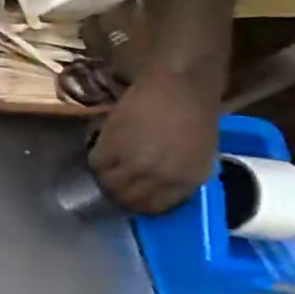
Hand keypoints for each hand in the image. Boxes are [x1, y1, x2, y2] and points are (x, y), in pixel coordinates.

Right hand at [90, 67, 218, 213]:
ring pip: (107, 182)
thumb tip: (150, 190)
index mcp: (186, 181)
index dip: (136, 202)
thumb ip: (175, 177)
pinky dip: (96, 158)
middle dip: (116, 192)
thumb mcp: (198, 156)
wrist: (182, 86)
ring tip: (104, 167)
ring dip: (103, 176)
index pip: (152, 208)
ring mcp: (135, 163)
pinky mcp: (114, 146)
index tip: (129, 194)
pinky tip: (101, 149)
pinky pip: (97, 162)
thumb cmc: (195, 116)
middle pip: (126, 198)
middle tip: (111, 182)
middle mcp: (160, 178)